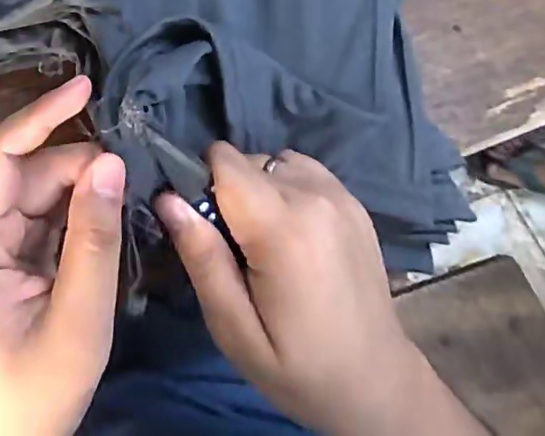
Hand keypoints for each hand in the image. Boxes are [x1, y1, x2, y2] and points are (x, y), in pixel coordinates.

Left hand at [0, 75, 125, 435]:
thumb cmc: (31, 394)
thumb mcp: (76, 321)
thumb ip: (94, 238)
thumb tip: (111, 161)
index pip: (1, 154)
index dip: (42, 114)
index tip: (86, 85)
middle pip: (30, 169)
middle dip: (80, 164)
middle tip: (131, 173)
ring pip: (43, 188)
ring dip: (83, 187)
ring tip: (124, 198)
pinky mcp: (11, 254)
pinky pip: (49, 212)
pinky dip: (79, 209)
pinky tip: (108, 212)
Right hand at [157, 145, 485, 435]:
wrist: (376, 383)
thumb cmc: (298, 367)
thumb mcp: (234, 330)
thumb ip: (202, 257)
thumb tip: (168, 198)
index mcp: (282, 228)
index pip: (223, 159)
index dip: (202, 182)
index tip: (204, 225)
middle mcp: (313, 195)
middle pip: (245, 160)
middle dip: (229, 192)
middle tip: (237, 248)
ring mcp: (338, 193)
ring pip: (271, 161)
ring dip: (258, 188)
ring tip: (266, 239)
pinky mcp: (352, 197)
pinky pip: (299, 168)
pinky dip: (285, 186)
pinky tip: (294, 230)